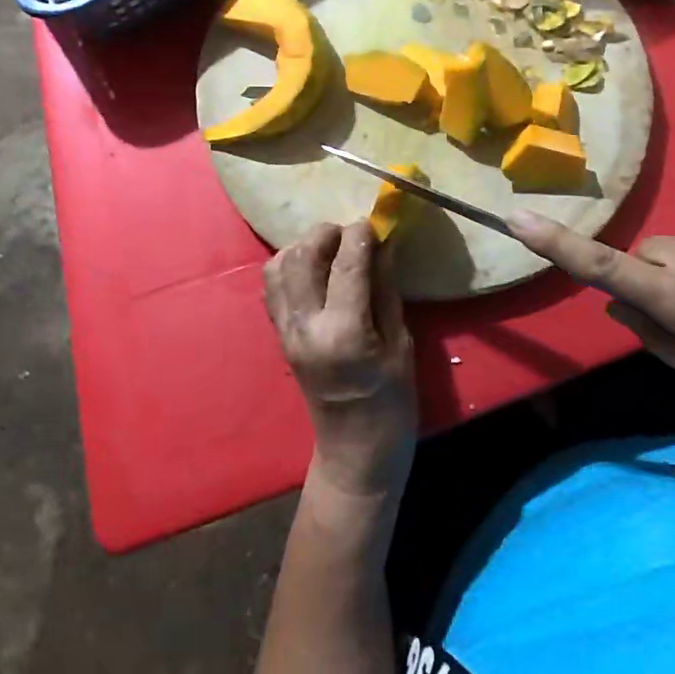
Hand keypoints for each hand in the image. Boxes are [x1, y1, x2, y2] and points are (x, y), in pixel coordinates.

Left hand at [264, 221, 417, 495]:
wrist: (354, 452)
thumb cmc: (391, 405)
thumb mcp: (401, 346)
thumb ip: (386, 291)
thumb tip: (383, 244)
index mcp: (343, 332)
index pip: (346, 265)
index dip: (359, 235)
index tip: (372, 221)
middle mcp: (305, 325)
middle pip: (303, 256)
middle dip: (327, 233)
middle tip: (352, 232)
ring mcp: (285, 330)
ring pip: (279, 266)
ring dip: (304, 246)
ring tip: (332, 249)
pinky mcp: (279, 334)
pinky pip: (273, 286)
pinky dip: (290, 266)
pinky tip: (314, 270)